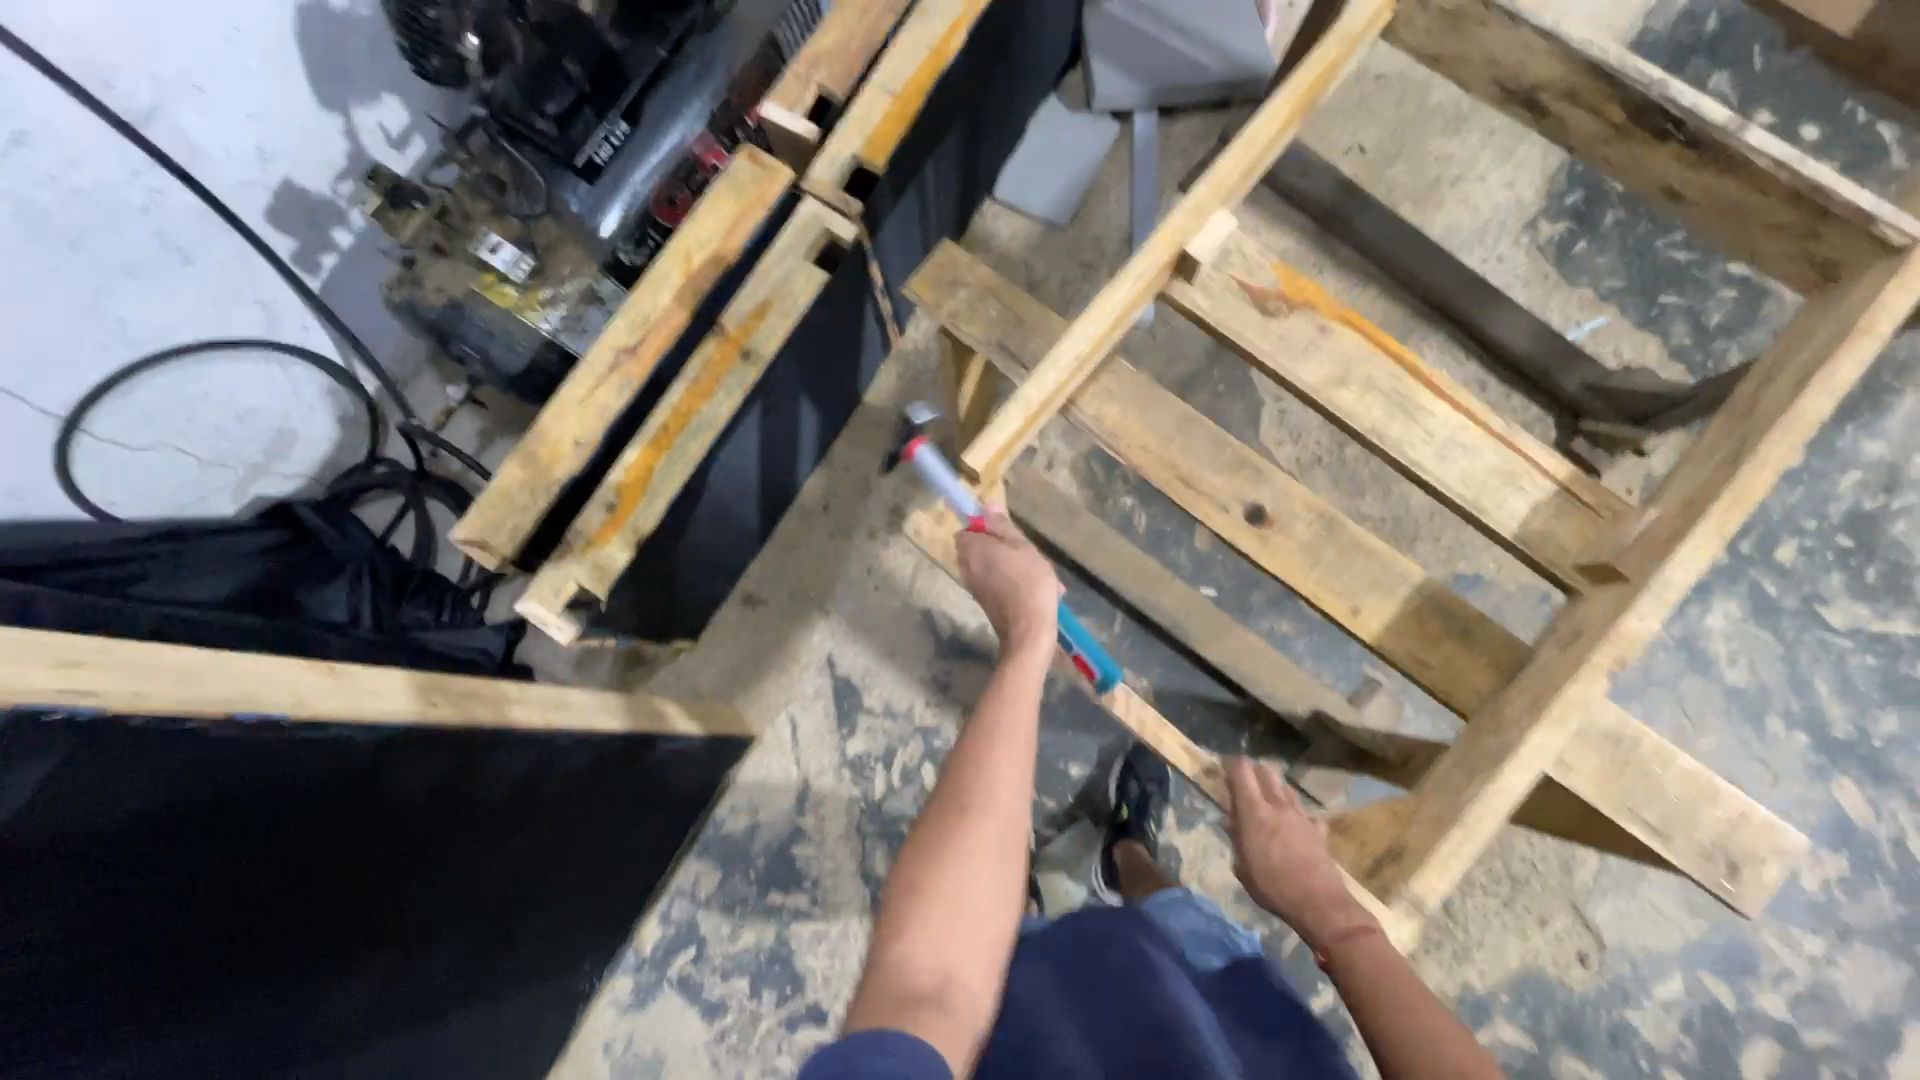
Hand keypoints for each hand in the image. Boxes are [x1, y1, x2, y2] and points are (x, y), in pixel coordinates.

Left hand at [954, 507, 1059, 653]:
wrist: (1028, 628)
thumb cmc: (1028, 580)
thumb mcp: (1020, 545)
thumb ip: (1001, 525)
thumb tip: (985, 504)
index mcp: (971, 549)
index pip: (967, 530)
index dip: (986, 528)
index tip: (1008, 534)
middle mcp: (966, 568)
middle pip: (981, 549)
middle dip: (1004, 548)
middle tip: (1029, 553)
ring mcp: (974, 587)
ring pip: (994, 567)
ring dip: (1014, 566)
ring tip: (1040, 574)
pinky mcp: (986, 602)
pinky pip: (998, 583)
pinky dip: (1014, 583)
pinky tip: (1038, 590)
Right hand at [1225, 757, 1373, 951]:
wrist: (1318, 903)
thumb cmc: (1272, 886)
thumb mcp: (1241, 866)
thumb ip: (1235, 837)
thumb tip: (1229, 820)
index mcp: (1254, 811)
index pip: (1241, 770)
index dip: (1231, 765)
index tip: (1223, 772)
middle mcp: (1278, 805)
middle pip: (1266, 771)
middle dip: (1253, 771)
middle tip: (1244, 785)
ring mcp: (1301, 815)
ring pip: (1286, 787)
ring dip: (1274, 787)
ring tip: (1267, 801)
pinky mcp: (1318, 829)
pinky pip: (1305, 812)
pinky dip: (1297, 814)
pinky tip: (1295, 826)